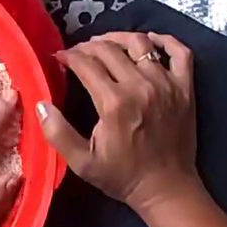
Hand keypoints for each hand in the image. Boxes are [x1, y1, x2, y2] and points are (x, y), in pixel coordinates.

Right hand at [36, 32, 201, 215]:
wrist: (166, 188)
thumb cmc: (123, 176)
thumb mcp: (82, 162)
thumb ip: (58, 133)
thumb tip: (40, 104)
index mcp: (114, 103)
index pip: (86, 63)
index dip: (69, 56)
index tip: (59, 57)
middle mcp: (141, 86)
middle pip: (110, 49)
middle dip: (88, 46)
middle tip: (79, 52)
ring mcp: (166, 83)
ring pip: (141, 44)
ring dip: (119, 38)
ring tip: (106, 43)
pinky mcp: (185, 87)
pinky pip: (179, 51)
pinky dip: (165, 40)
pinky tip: (150, 41)